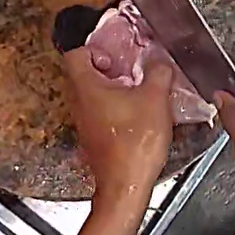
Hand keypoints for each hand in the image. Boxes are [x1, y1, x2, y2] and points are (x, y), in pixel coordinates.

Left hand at [61, 47, 174, 198]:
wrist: (126, 184)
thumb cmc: (136, 140)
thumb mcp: (156, 99)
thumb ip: (159, 73)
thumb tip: (159, 63)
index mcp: (87, 88)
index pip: (76, 55)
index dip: (95, 50)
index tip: (116, 59)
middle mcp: (79, 103)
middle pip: (86, 75)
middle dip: (111, 70)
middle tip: (133, 75)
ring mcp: (85, 123)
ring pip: (95, 95)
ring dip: (116, 90)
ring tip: (140, 95)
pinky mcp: (94, 138)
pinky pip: (102, 113)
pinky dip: (117, 109)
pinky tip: (140, 117)